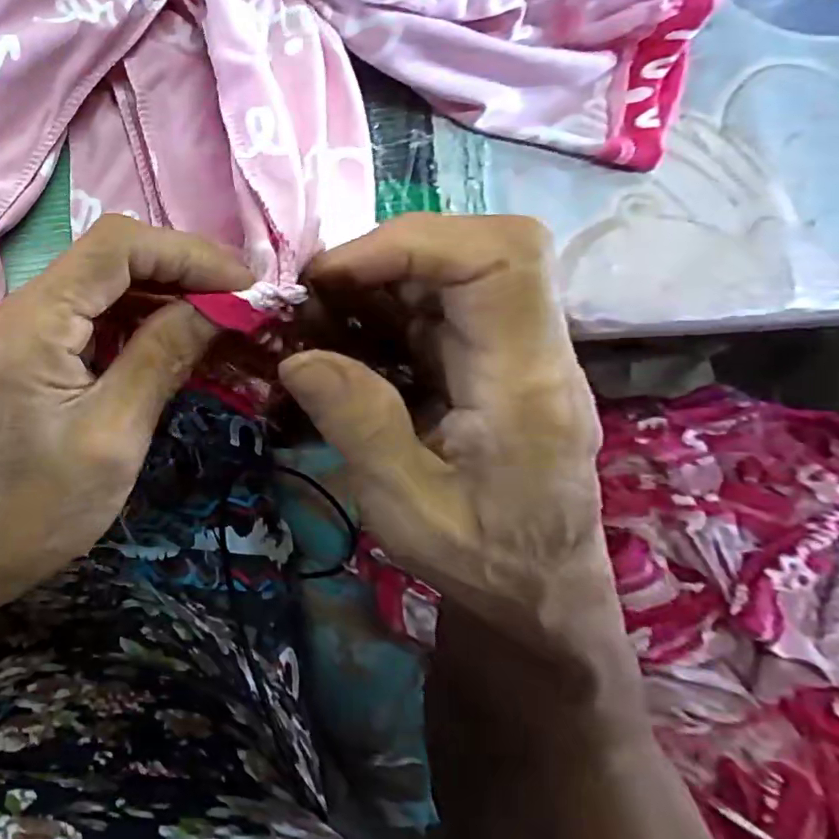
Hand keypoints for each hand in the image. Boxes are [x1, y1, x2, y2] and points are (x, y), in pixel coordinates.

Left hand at [0, 216, 252, 634]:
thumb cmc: (47, 502)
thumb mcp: (116, 431)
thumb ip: (163, 354)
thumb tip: (222, 304)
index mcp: (35, 320)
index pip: (115, 247)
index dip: (187, 253)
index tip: (247, 284)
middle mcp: (25, 306)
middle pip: (111, 255)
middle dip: (181, 268)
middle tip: (244, 301)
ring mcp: (28, 325)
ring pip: (106, 280)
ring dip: (166, 290)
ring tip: (226, 316)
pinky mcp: (37, 347)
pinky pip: (95, 312)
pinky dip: (142, 315)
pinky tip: (183, 333)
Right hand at [276, 213, 617, 654]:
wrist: (538, 594)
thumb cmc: (480, 558)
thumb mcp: (406, 507)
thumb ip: (359, 427)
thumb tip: (299, 357)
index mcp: (523, 381)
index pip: (498, 259)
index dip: (406, 244)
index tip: (327, 277)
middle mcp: (527, 349)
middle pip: (474, 246)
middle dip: (379, 254)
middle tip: (312, 295)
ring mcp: (506, 349)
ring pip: (448, 266)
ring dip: (370, 277)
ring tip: (314, 317)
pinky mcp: (480, 357)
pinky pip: (429, 301)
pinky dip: (373, 302)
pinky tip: (337, 337)